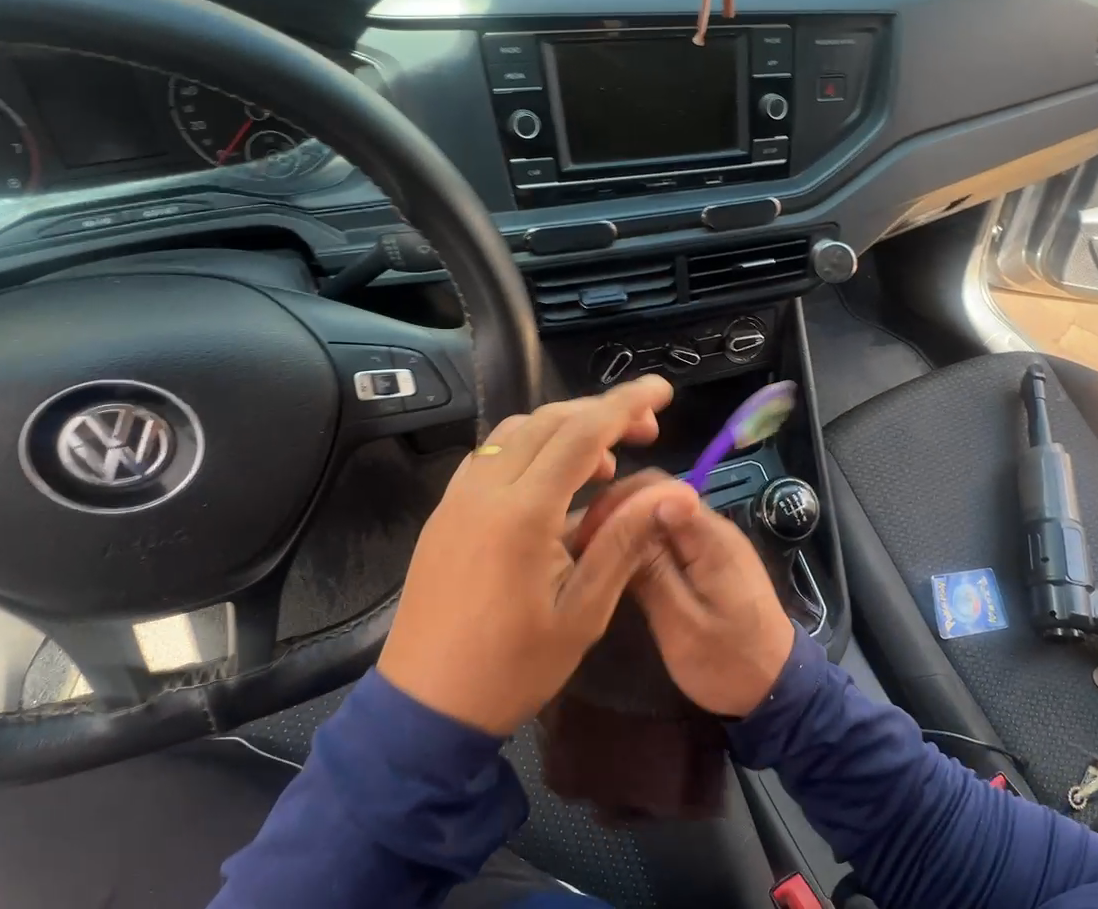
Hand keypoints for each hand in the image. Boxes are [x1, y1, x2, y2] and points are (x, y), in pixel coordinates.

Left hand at [378, 375, 673, 735]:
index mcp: (522, 514)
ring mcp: (458, 499)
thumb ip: (624, 541)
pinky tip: (554, 479)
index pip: (582, 434)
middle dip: (602, 412)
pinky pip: (492, 455)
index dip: (626, 405)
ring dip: (565, 428)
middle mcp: (485, 491)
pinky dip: (531, 447)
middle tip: (646, 429)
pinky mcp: (445, 513)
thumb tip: (672, 492)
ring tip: (605, 461)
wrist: (426, 705)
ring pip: (516, 431)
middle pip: (549, 421)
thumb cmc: (513, 667)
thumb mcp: (584, 612)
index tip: (662, 391)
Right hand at [598, 477, 796, 716]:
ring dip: (626, 530)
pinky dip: (641, 546)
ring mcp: (712, 544)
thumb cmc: (728, 662)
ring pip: (660, 518)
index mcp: (710, 537)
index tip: (583, 534)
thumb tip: (628, 516)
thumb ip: (654, 570)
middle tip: (579, 547)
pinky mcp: (708, 562)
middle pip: (656, 498)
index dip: (615, 502)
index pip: (656, 489)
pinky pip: (670, 539)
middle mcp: (713, 529)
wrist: (775, 688)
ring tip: (590, 557)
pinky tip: (617, 567)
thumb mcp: (683, 623)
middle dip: (616, 513)